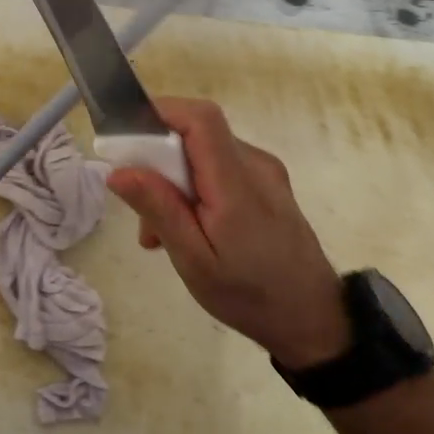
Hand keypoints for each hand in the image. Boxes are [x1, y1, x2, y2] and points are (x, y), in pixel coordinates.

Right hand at [107, 98, 349, 368]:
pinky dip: (194, 188)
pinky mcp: (267, 185)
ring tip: (161, 233)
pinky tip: (189, 229)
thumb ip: (160, 210)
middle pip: (196, 135)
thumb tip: (118, 171)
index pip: (200, 118)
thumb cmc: (250, 296)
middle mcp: (255, 165)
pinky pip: (219, 169)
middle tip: (140, 211)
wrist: (315, 320)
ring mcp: (265, 173)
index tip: (127, 138)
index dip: (160, 112)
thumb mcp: (194, 262)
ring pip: (204, 154)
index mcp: (237, 184)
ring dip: (173, 181)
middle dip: (157, 162)